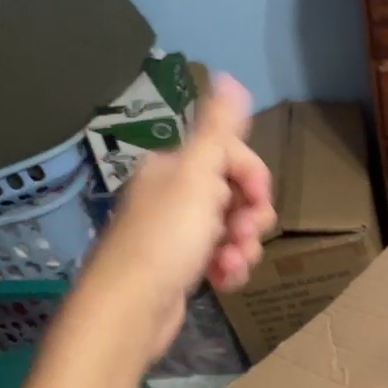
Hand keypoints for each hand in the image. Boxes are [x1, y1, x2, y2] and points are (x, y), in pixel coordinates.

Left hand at [67, 74, 276, 356]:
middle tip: (243, 236)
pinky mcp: (182, 264)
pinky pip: (222, 255)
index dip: (254, 177)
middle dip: (251, 216)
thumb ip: (217, 129)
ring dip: (244, 245)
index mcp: (176, 166)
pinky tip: (225, 280)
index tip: (259, 201)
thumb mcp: (197, 178)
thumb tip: (227, 76)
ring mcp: (178, 231)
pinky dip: (230, 266)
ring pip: (233, 226)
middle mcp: (175, 193)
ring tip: (233, 264)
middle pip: (237, 191)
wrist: (128, 311)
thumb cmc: (164, 240)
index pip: (233, 155)